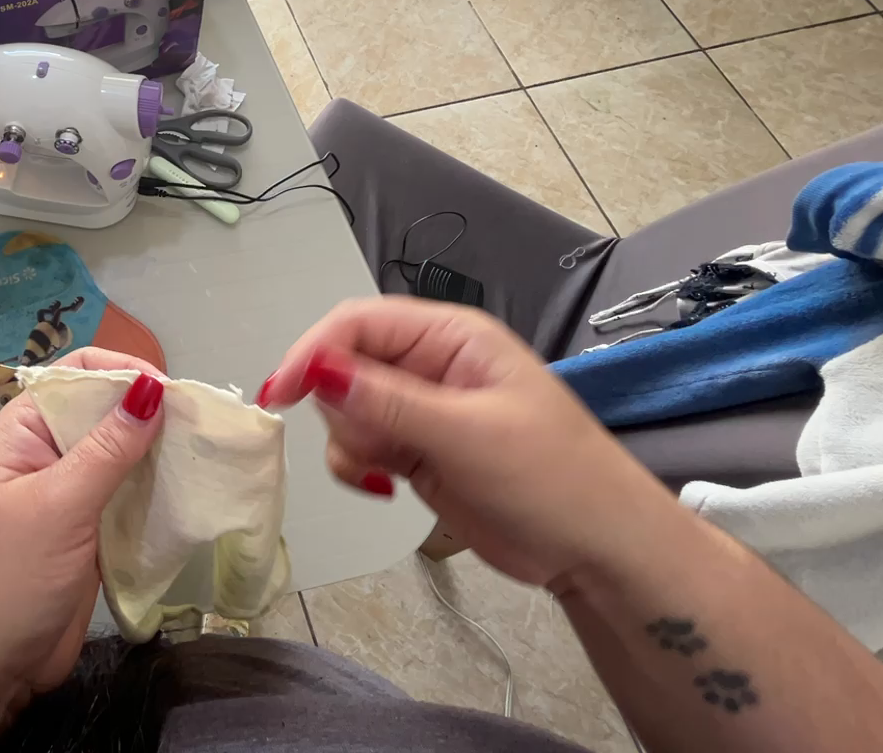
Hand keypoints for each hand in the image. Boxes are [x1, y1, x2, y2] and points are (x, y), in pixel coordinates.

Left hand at [0, 348, 164, 735]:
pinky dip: (158, 491)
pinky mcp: (91, 529)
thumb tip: (152, 389)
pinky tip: (191, 493)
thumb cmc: (4, 580)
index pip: (77, 375)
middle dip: (150, 413)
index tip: (171, 393)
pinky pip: (130, 495)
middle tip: (202, 427)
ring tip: (206, 456)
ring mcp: (71, 492)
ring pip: (123, 454)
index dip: (123, 373)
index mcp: (25, 429)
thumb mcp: (57, 507)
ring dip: (160, 454)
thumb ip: (106, 450)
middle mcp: (49, 451)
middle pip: (106, 411)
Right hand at [258, 296, 682, 589]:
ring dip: (349, 440)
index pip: (358, 323)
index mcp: (448, 336)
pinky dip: (355, 463)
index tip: (281, 392)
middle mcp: (426, 363)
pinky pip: (355, 442)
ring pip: (342, 406)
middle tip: (373, 446)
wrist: (601, 558)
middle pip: (343, 364)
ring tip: (389, 470)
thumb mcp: (469, 435)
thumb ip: (387, 401)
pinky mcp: (410, 446)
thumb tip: (316, 371)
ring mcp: (416, 406)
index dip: (314, 351)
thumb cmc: (555, 482)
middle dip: (341, 407)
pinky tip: (385, 486)